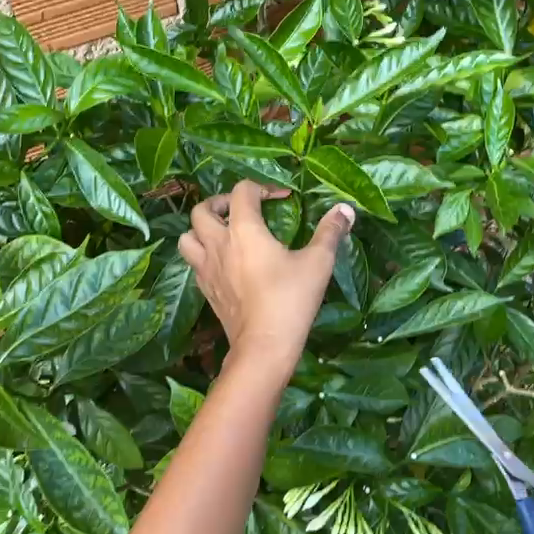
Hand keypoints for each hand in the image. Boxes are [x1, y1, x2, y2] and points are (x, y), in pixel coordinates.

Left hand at [178, 181, 353, 370]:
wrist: (264, 345)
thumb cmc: (290, 300)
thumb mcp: (317, 263)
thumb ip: (330, 232)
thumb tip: (345, 209)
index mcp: (244, 230)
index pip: (242, 191)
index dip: (262, 187)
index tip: (282, 198)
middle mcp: (218, 245)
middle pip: (202, 210)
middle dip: (220, 203)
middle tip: (242, 211)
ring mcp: (207, 269)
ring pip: (187, 237)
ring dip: (202, 230)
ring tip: (223, 235)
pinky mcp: (207, 291)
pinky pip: (195, 264)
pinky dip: (205, 256)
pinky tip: (225, 265)